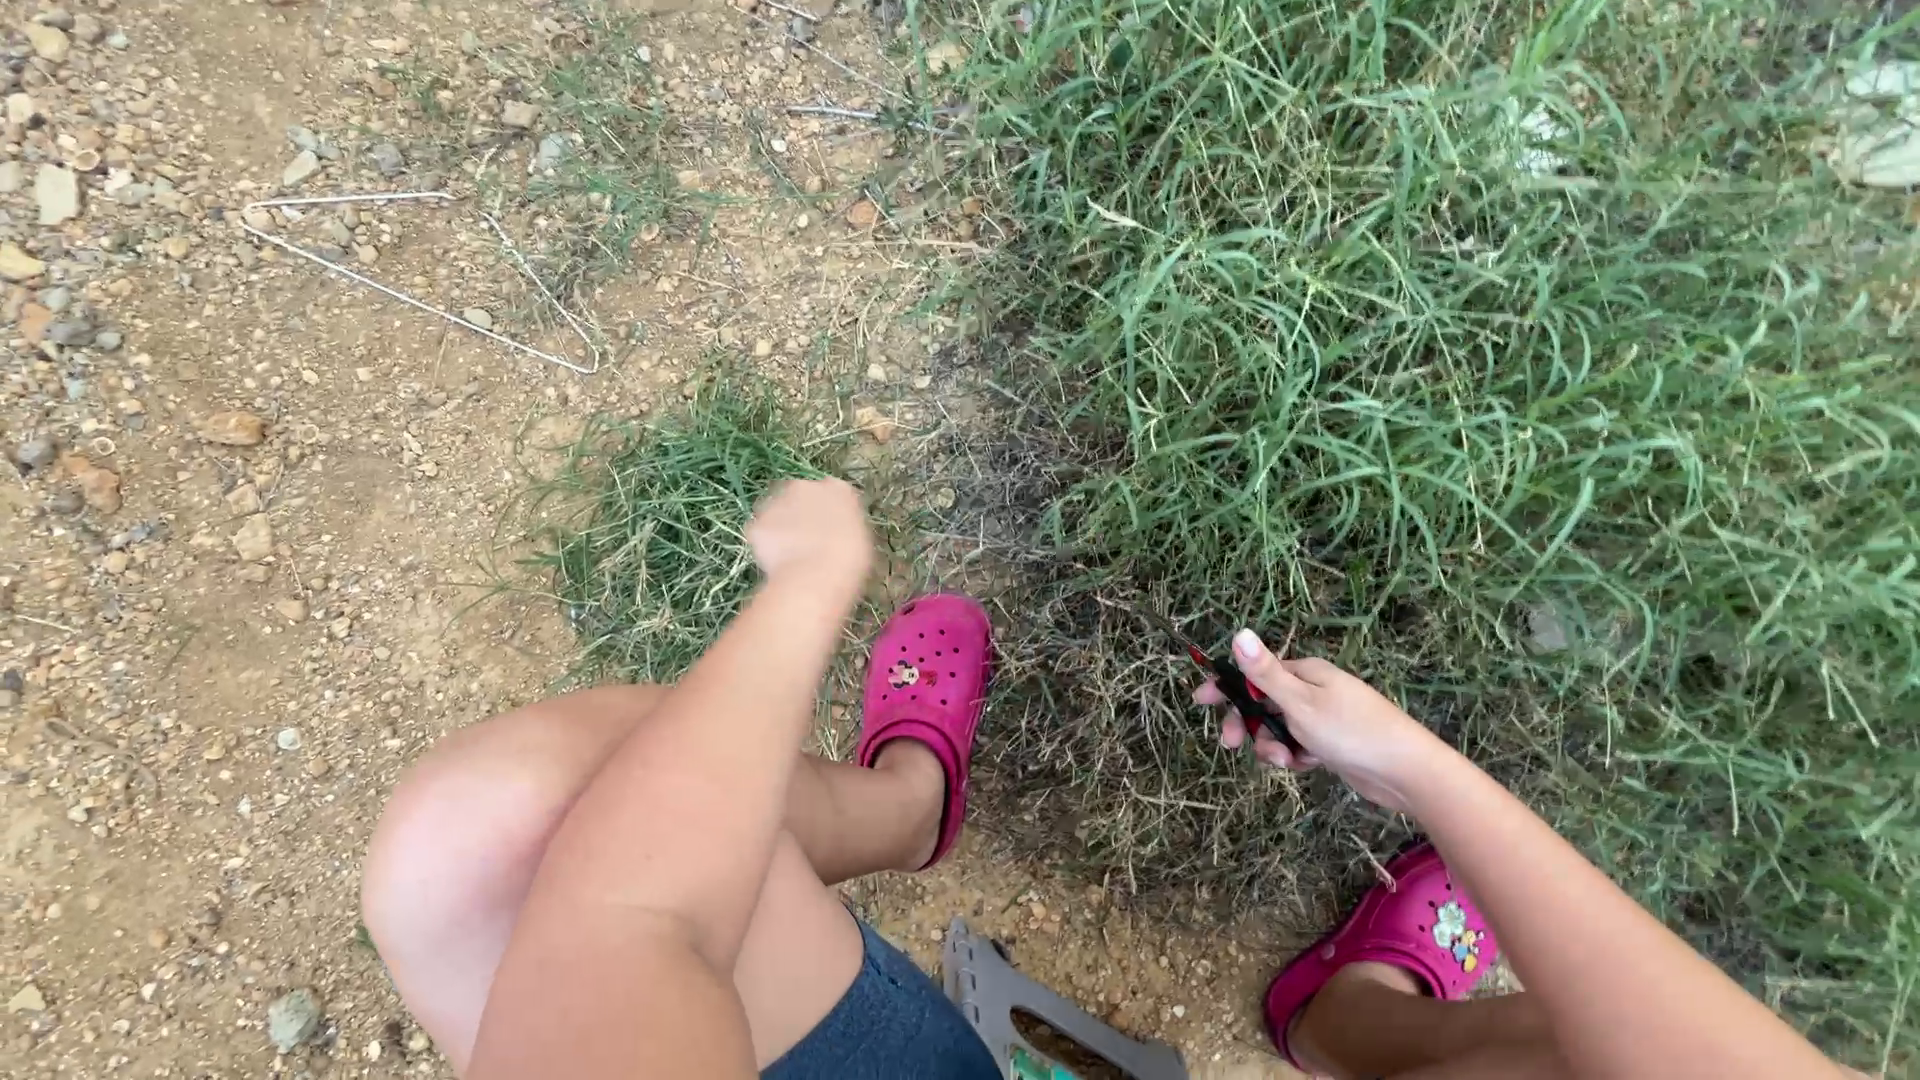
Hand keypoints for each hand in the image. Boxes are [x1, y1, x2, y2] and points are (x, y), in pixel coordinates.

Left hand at [745, 478, 870, 589]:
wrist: (816, 576)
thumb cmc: (850, 561)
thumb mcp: (861, 539)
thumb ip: (846, 527)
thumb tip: (837, 534)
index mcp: (838, 489)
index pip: (832, 492)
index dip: (828, 510)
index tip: (829, 528)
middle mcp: (804, 487)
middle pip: (798, 495)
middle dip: (800, 513)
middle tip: (807, 540)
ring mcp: (776, 503)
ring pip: (775, 511)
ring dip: (780, 526)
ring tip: (789, 555)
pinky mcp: (755, 524)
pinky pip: (760, 533)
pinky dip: (764, 545)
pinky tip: (775, 563)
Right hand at [1198, 629, 1456, 813]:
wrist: (1407, 772)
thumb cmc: (1351, 731)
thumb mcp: (1300, 703)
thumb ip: (1265, 673)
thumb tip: (1240, 633)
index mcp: (1305, 673)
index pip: (1254, 673)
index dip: (1226, 688)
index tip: (1201, 701)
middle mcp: (1312, 689)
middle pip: (1263, 703)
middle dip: (1248, 724)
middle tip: (1231, 744)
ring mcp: (1323, 716)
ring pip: (1279, 728)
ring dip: (1272, 745)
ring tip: (1284, 761)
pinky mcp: (1332, 742)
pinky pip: (1299, 744)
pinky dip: (1295, 755)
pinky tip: (1305, 766)